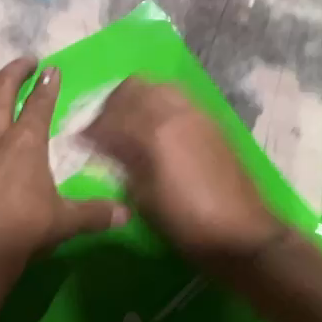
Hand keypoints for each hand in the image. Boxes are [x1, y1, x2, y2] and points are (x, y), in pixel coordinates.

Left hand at [0, 59, 126, 275]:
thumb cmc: (21, 233)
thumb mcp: (65, 222)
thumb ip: (95, 214)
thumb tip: (127, 216)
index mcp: (27, 142)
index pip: (40, 102)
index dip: (47, 83)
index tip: (52, 70)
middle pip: (2, 88)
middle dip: (14, 71)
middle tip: (24, 63)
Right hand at [83, 78, 288, 267]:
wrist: (242, 234)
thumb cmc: (186, 223)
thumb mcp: (144, 198)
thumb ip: (123, 164)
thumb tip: (105, 150)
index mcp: (154, 132)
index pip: (110, 117)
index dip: (90, 129)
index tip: (79, 140)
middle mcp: (176, 112)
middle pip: (134, 88)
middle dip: (112, 105)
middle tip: (103, 128)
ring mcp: (198, 114)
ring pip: (158, 88)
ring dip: (137, 101)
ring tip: (128, 125)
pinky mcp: (212, 122)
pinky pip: (178, 100)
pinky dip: (159, 106)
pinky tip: (154, 131)